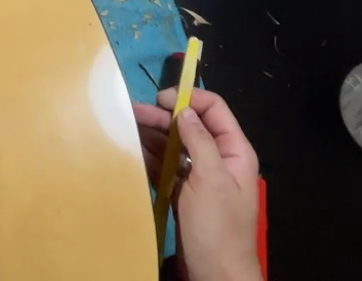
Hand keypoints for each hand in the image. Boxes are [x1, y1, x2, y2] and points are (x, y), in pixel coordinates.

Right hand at [133, 89, 262, 280]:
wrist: (216, 276)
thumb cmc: (218, 227)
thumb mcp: (212, 180)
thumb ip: (200, 141)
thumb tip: (185, 110)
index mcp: (234, 151)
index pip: (214, 109)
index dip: (190, 98)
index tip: (162, 100)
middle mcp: (218, 157)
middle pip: (190, 124)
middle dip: (163, 116)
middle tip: (134, 112)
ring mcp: (200, 175)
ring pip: (175, 143)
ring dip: (153, 133)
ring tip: (128, 125)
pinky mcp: (184, 191)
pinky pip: (167, 164)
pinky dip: (151, 155)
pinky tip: (134, 148)